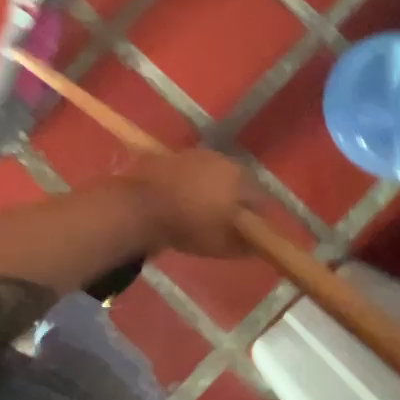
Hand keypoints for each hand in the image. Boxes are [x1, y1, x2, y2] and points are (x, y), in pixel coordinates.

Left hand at [118, 148, 264, 257]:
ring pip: (212, 173)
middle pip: (236, 181)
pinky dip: (189, 181)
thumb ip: (247, 244)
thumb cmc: (189, 226)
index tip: (247, 231)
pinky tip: (180, 197)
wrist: (140, 207)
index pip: (259, 198)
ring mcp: (194, 154)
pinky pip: (189, 170)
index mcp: (240, 178)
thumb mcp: (224, 246)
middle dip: (233, 198)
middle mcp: (221, 159)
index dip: (255, 216)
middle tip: (223, 219)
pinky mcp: (171, 155)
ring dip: (211, 187)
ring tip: (199, 208)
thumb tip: (256, 242)